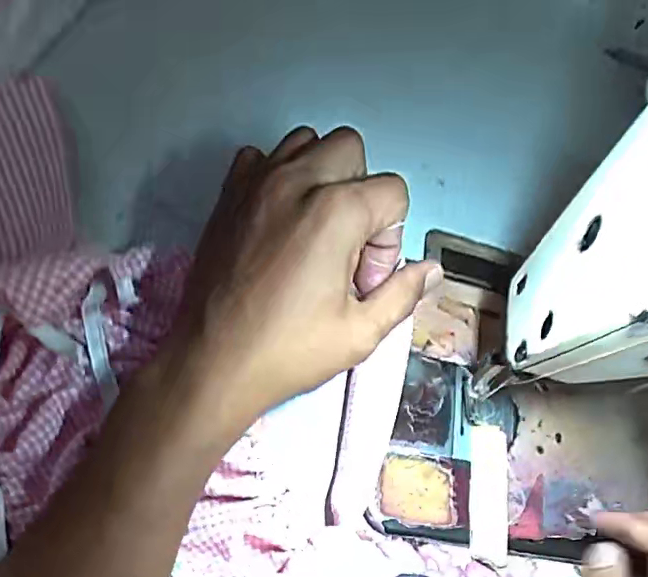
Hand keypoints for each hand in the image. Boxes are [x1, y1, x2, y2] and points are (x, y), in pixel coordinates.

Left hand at [168, 126, 440, 432]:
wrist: (217, 362)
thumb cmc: (286, 352)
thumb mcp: (361, 334)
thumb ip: (403, 294)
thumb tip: (430, 271)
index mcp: (335, 214)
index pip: (393, 192)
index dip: (391, 238)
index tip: (367, 277)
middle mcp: (296, 183)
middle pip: (352, 151)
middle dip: (363, 195)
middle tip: (348, 250)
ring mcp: (257, 184)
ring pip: (308, 143)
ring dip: (325, 180)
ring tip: (318, 236)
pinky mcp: (229, 196)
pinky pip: (263, 158)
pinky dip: (282, 180)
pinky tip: (284, 227)